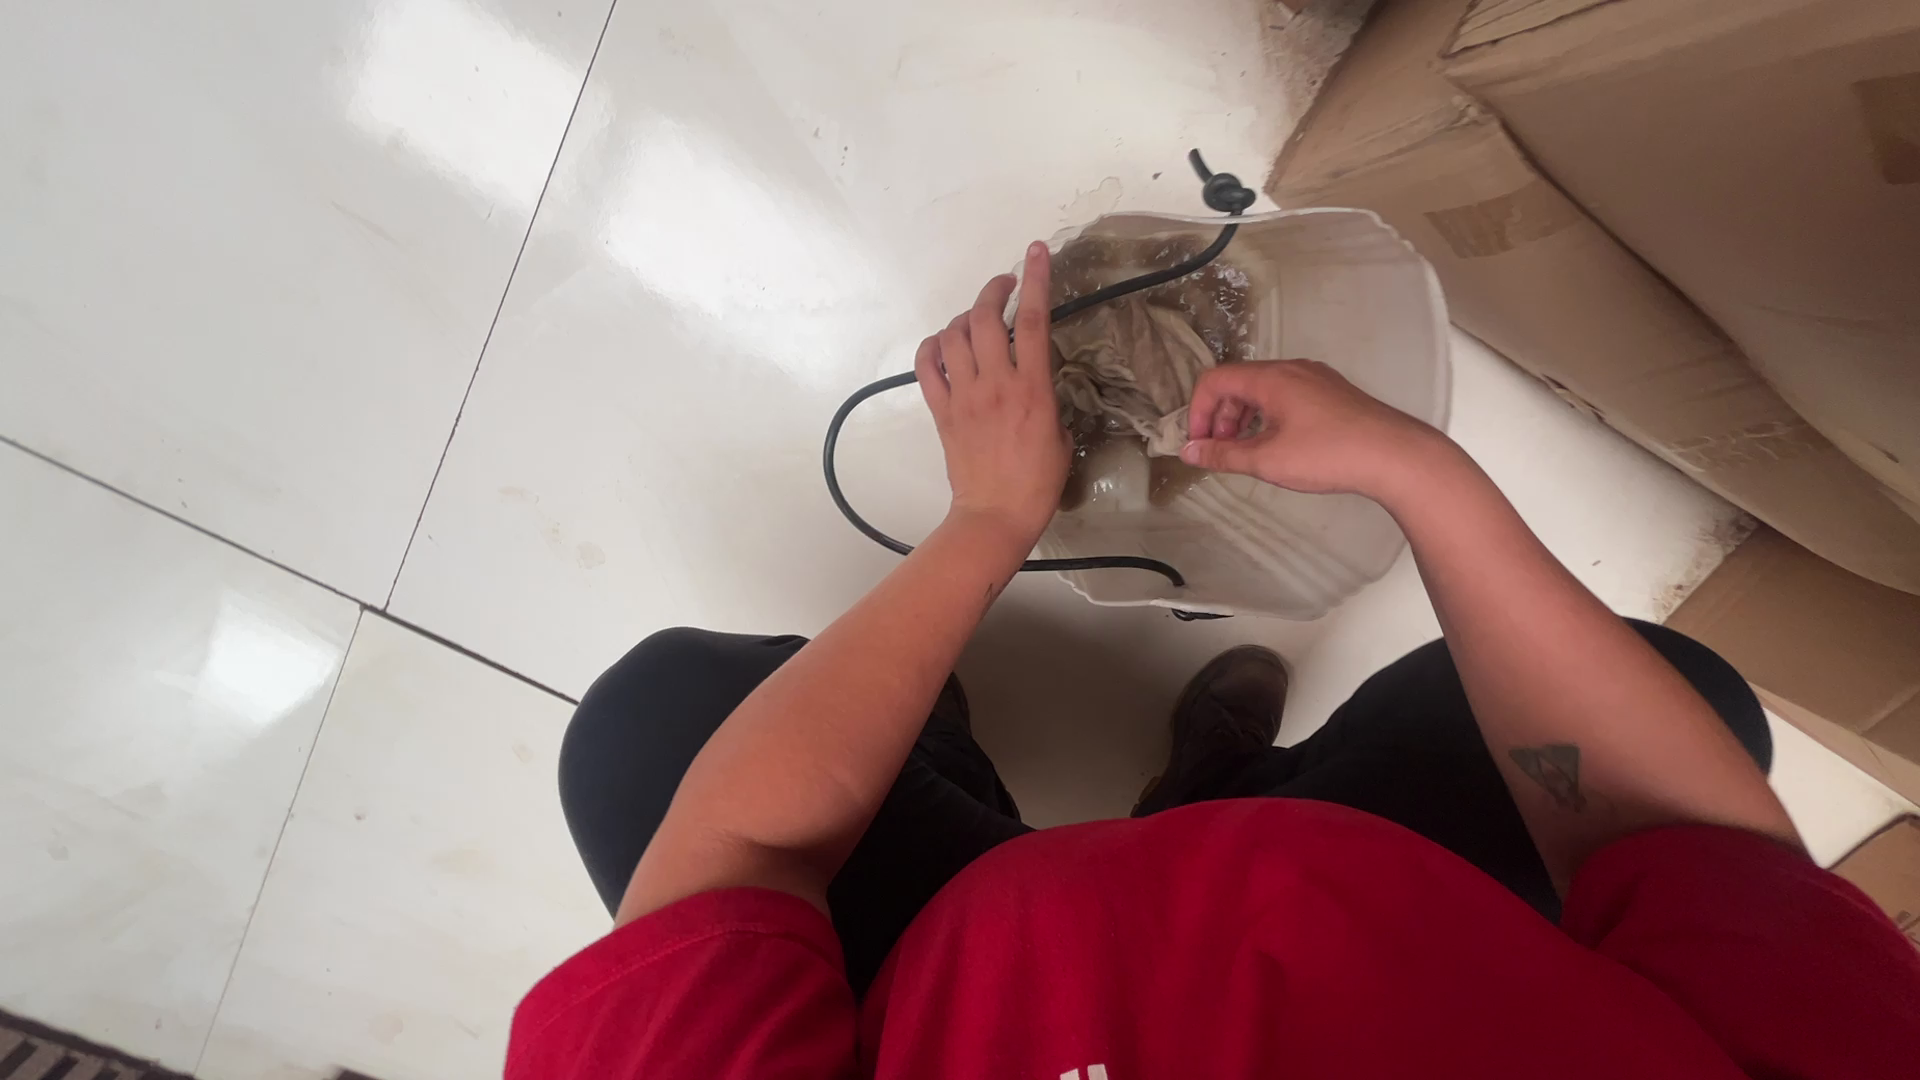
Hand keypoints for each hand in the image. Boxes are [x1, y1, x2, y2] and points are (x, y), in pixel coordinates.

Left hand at [916, 242, 1070, 547]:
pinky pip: (927, 367)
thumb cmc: (1037, 483)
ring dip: (962, 318)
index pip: (1032, 321)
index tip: (1035, 253)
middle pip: (984, 318)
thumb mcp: (1060, 437)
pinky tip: (942, 346)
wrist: (996, 514)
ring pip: (953, 336)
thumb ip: (1048, 401)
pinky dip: (931, 348)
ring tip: (974, 321)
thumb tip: (1035, 385)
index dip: (1035, 280)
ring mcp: (963, 396)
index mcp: (1032, 389)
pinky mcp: (941, 412)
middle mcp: (995, 384)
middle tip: (1003, 287)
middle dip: (993, 290)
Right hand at [1180, 359, 1445, 502]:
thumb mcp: (1266, 459)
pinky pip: (1285, 396)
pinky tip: (1277, 445)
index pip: (1215, 380)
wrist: (1396, 457)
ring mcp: (1315, 378)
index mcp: (1271, 378)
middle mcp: (1292, 369)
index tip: (1199, 443)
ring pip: (1262, 390)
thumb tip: (1189, 451)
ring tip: (1246, 451)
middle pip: (1237, 383)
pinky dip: (1267, 416)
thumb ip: (1222, 454)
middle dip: (1220, 417)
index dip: (1198, 411)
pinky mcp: (1331, 393)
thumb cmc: (1328, 454)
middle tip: (1222, 450)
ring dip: (1243, 418)